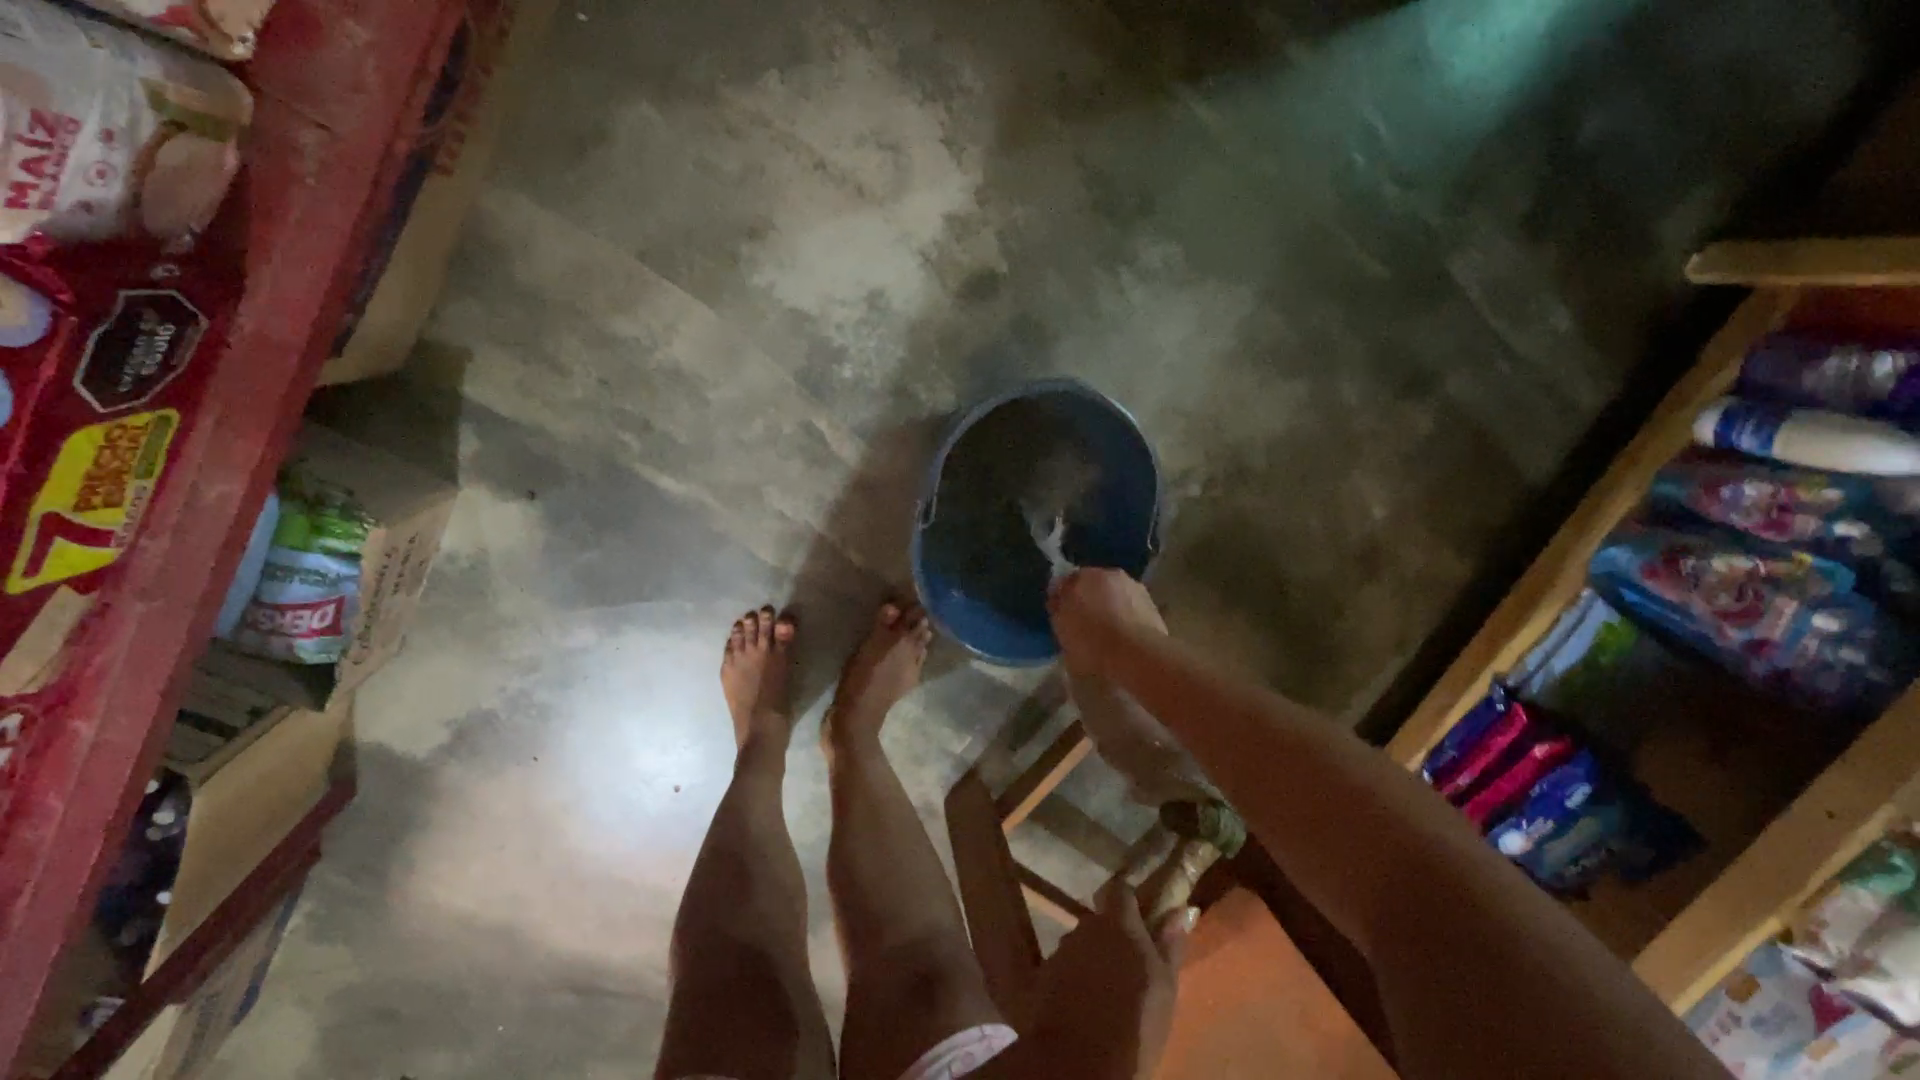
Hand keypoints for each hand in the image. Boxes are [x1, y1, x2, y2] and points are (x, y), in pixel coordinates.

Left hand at [1024, 880, 1191, 1079]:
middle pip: (1099, 922)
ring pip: (1081, 946)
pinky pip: (1064, 970)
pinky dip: (1074, 981)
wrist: (1080, 1061)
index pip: (1119, 891)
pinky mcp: (1043, 977)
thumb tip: (1183, 910)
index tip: (1141, 916)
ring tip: (1108, 991)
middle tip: (1130, 967)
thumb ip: (1170, 945)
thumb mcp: (1166, 986)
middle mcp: (1085, 928)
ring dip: (1093, 960)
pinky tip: (1085, 1005)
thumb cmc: (1136, 1022)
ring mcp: (1061, 952)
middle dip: (1112, 937)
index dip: (1129, 900)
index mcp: (1118, 924)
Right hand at [1048, 568, 1166, 677]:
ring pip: (1115, 596)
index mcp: (1084, 575)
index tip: (1062, 615)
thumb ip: (1058, 609)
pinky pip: (1132, 610)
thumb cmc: (1091, 641)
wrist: (1136, 654)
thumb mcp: (1061, 629)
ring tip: (1107, 633)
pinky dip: (1127, 618)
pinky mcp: (1153, 605)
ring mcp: (1135, 588)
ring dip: (1111, 607)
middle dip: (1089, 600)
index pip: (1067, 581)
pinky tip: (1124, 637)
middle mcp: (1110, 574)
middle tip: (1084, 623)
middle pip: (1093, 586)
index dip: (1063, 598)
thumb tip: (1058, 599)